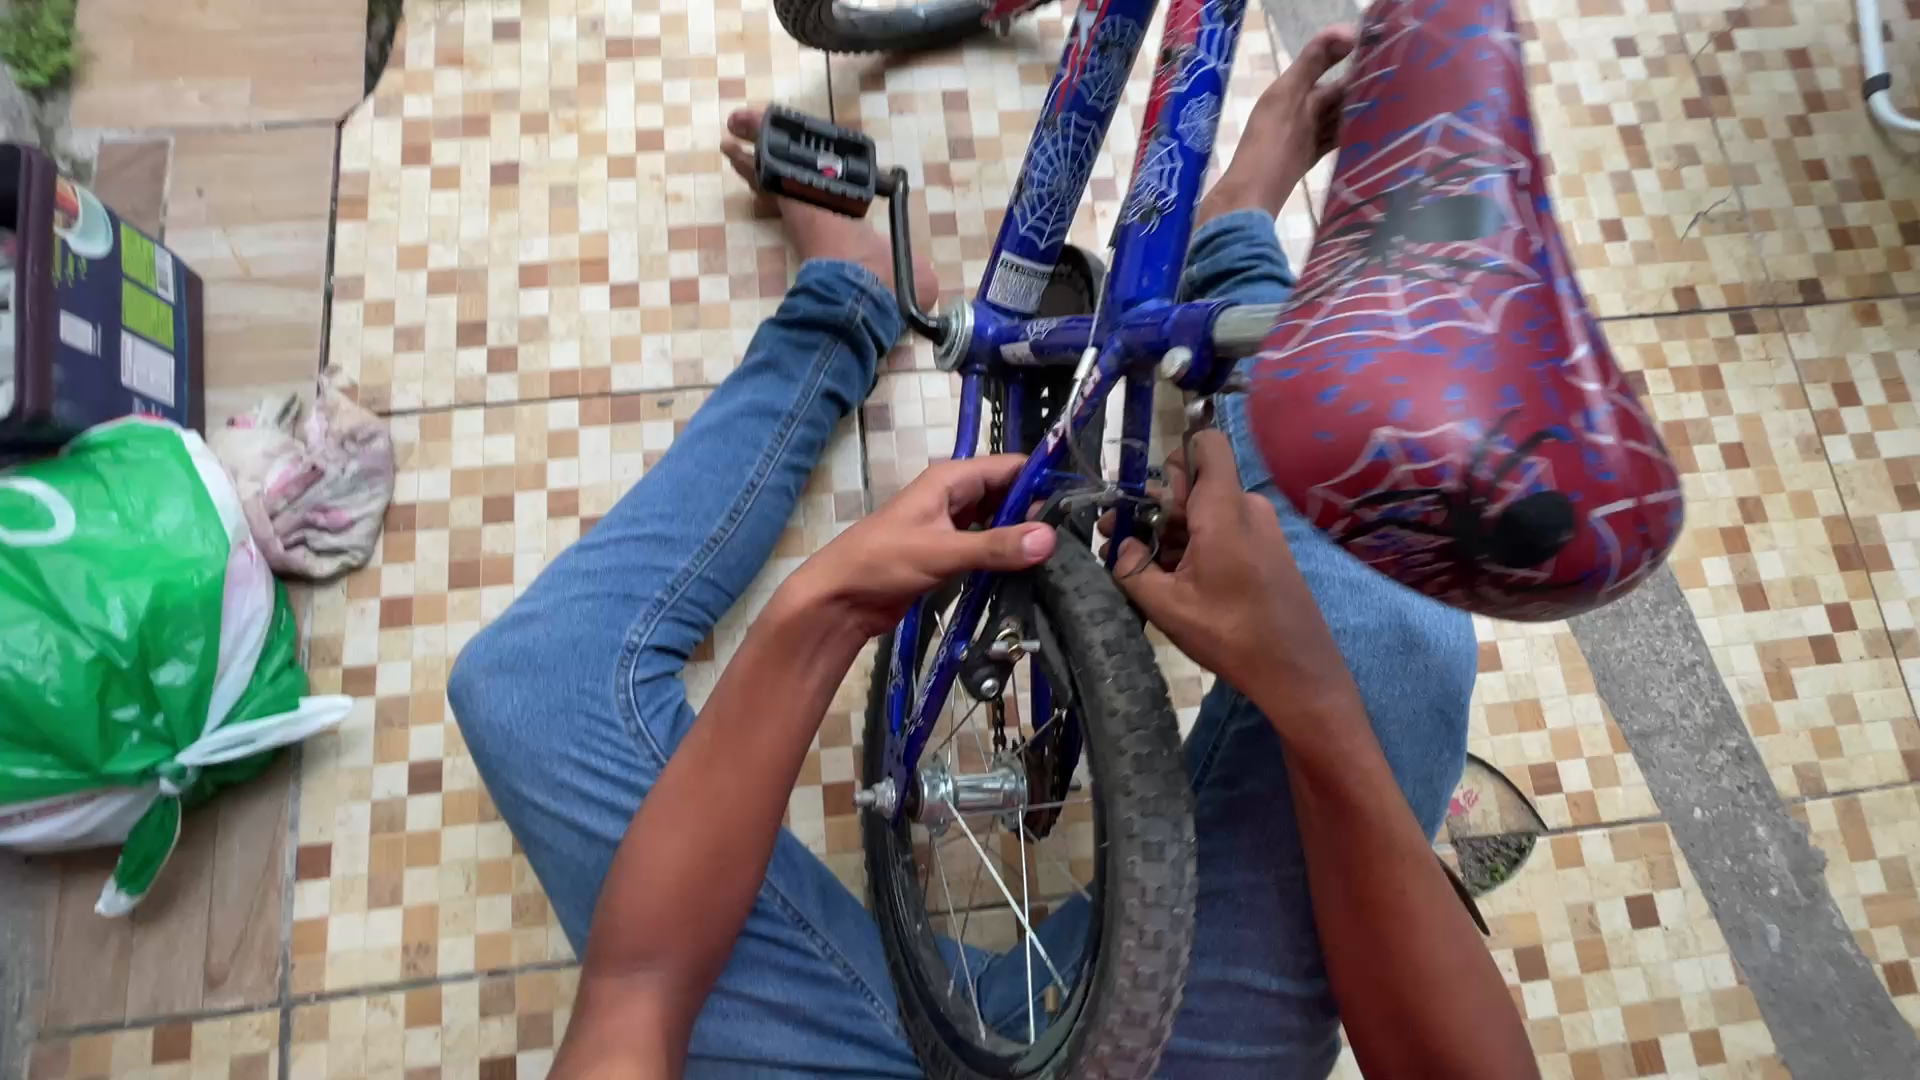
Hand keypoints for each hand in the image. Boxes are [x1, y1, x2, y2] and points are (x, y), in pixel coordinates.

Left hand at [777, 455, 1056, 639]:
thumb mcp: (941, 551)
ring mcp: (952, 527)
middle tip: (1076, 540)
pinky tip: (1030, 575)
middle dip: (1037, 513)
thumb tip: (1049, 538)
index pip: (1009, 468)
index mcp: (951, 480)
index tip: (1078, 503)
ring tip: (1062, 558)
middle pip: (1008, 496)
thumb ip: (995, 546)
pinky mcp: (949, 556)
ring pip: (998, 524)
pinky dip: (1005, 558)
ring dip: (1022, 538)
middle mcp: (954, 497)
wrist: (839, 600)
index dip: (1043, 480)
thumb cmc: (882, 562)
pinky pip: (986, 549)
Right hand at [1112, 430, 1361, 729]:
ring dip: (1170, 532)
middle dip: (1153, 508)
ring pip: (1204, 511)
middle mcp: (1246, 508)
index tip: (1144, 498)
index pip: (1205, 444)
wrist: (1297, 672)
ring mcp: (1259, 528)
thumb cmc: (1230, 635)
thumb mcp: (1165, 605)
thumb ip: (1131, 566)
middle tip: (1120, 540)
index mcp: (1224, 510)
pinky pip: (1221, 529)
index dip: (1172, 458)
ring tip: (1142, 570)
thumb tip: (1121, 545)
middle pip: (1194, 484)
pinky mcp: (1264, 549)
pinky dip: (1194, 545)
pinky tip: (1173, 580)